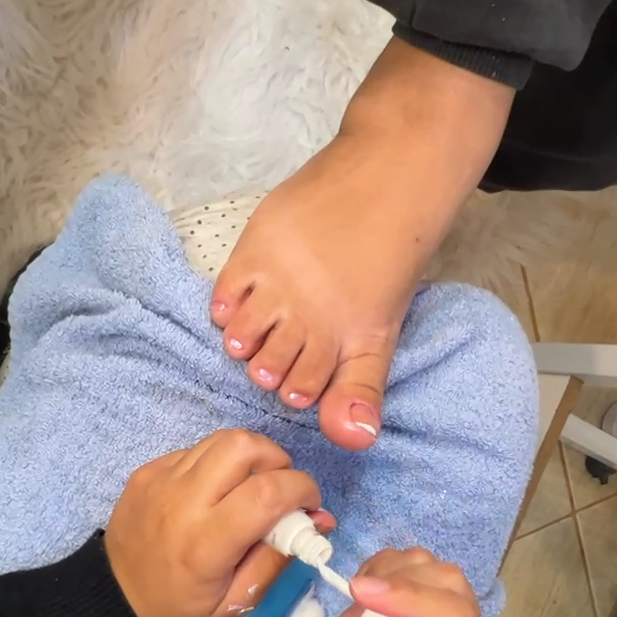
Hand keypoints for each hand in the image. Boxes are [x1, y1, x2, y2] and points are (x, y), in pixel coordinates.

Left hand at [105, 429, 332, 616]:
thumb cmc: (179, 605)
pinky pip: (197, 449)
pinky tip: (215, 490)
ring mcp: (161, 478)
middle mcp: (183, 502)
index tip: (310, 503)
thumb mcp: (236, 602)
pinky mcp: (149, 468)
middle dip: (277, 459)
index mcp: (205, 544)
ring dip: (250, 455)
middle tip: (280, 485)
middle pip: (244, 446)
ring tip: (252, 483)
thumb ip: (278, 560)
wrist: (115, 593)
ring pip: (222, 439)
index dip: (301, 489)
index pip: (266, 493)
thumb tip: (318, 521)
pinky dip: (218, 463)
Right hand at [211, 38, 512, 450]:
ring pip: (242, 336)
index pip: (302, 390)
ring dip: (244, 345)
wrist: (389, 176)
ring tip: (251, 338)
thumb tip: (352, 441)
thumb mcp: (383, 329)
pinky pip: (225, 295)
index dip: (298, 390)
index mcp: (344, 337)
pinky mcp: (257, 246)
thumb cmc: (391, 258)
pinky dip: (226, 310)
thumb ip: (361, 386)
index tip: (298, 381)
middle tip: (272, 359)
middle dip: (270, 370)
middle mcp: (309, 313)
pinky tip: (237, 308)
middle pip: (268, 366)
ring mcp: (279, 279)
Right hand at [303, 548, 481, 616]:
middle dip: (402, 582)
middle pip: (449, 585)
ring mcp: (431, 610)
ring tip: (359, 601)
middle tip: (357, 595)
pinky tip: (362, 594)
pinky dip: (379, 565)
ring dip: (389, 571)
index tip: (364, 595)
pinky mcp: (409, 592)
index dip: (415, 601)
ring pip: (428, 565)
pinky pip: (404, 560)